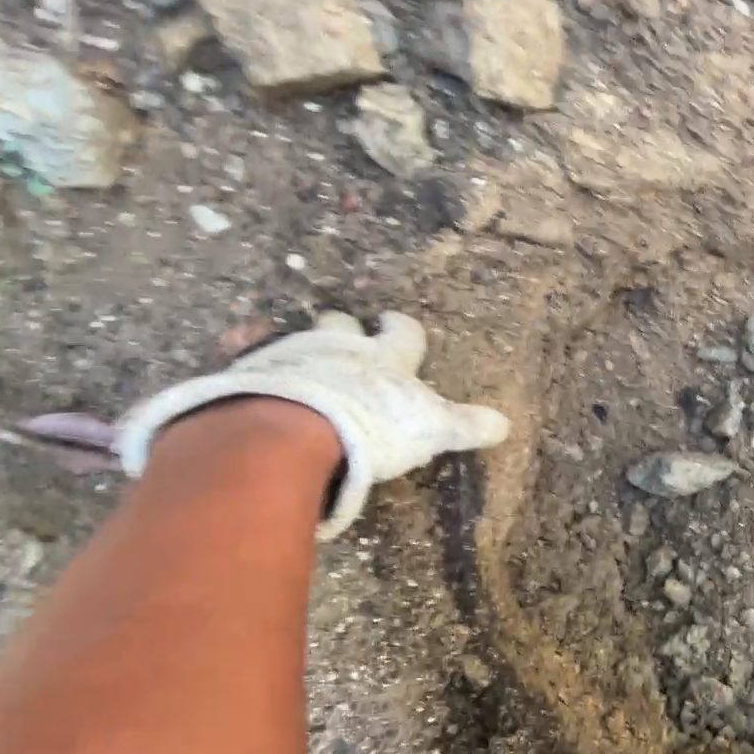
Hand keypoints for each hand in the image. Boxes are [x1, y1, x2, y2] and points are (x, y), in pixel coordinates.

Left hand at [115, 311, 510, 538]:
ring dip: (305, 356)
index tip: (398, 324)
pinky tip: (269, 400)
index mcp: (385, 356)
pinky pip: (259, 373)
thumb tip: (506, 425)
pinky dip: (268, 382)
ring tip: (308, 375)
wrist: (291, 428)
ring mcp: (289, 357)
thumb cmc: (375, 422)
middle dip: (344, 329)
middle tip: (346, 338)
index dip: (402, 329)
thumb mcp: (433, 428)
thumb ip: (467, 426)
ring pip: (298, 345)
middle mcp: (337, 347)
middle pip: (340, 326)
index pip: (402, 333)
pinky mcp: (247, 378)